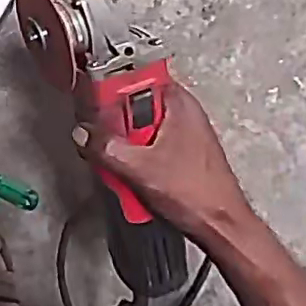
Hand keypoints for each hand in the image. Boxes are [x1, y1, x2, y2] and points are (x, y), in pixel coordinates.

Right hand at [73, 80, 254, 243]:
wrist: (222, 228)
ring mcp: (182, 133)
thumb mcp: (139, 168)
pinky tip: (134, 178)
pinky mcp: (179, 152)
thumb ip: (105, 148)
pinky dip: (137, 159)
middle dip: (115, 125)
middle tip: (108, 143)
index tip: (95, 105)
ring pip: (139, 128)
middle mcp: (182, 112)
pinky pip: (148, 146)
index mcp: (178, 102)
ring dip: (124, 146)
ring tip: (123, 166)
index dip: (111, 90)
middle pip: (133, 105)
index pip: (135, 77)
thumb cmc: (198, 194)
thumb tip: (83, 133)